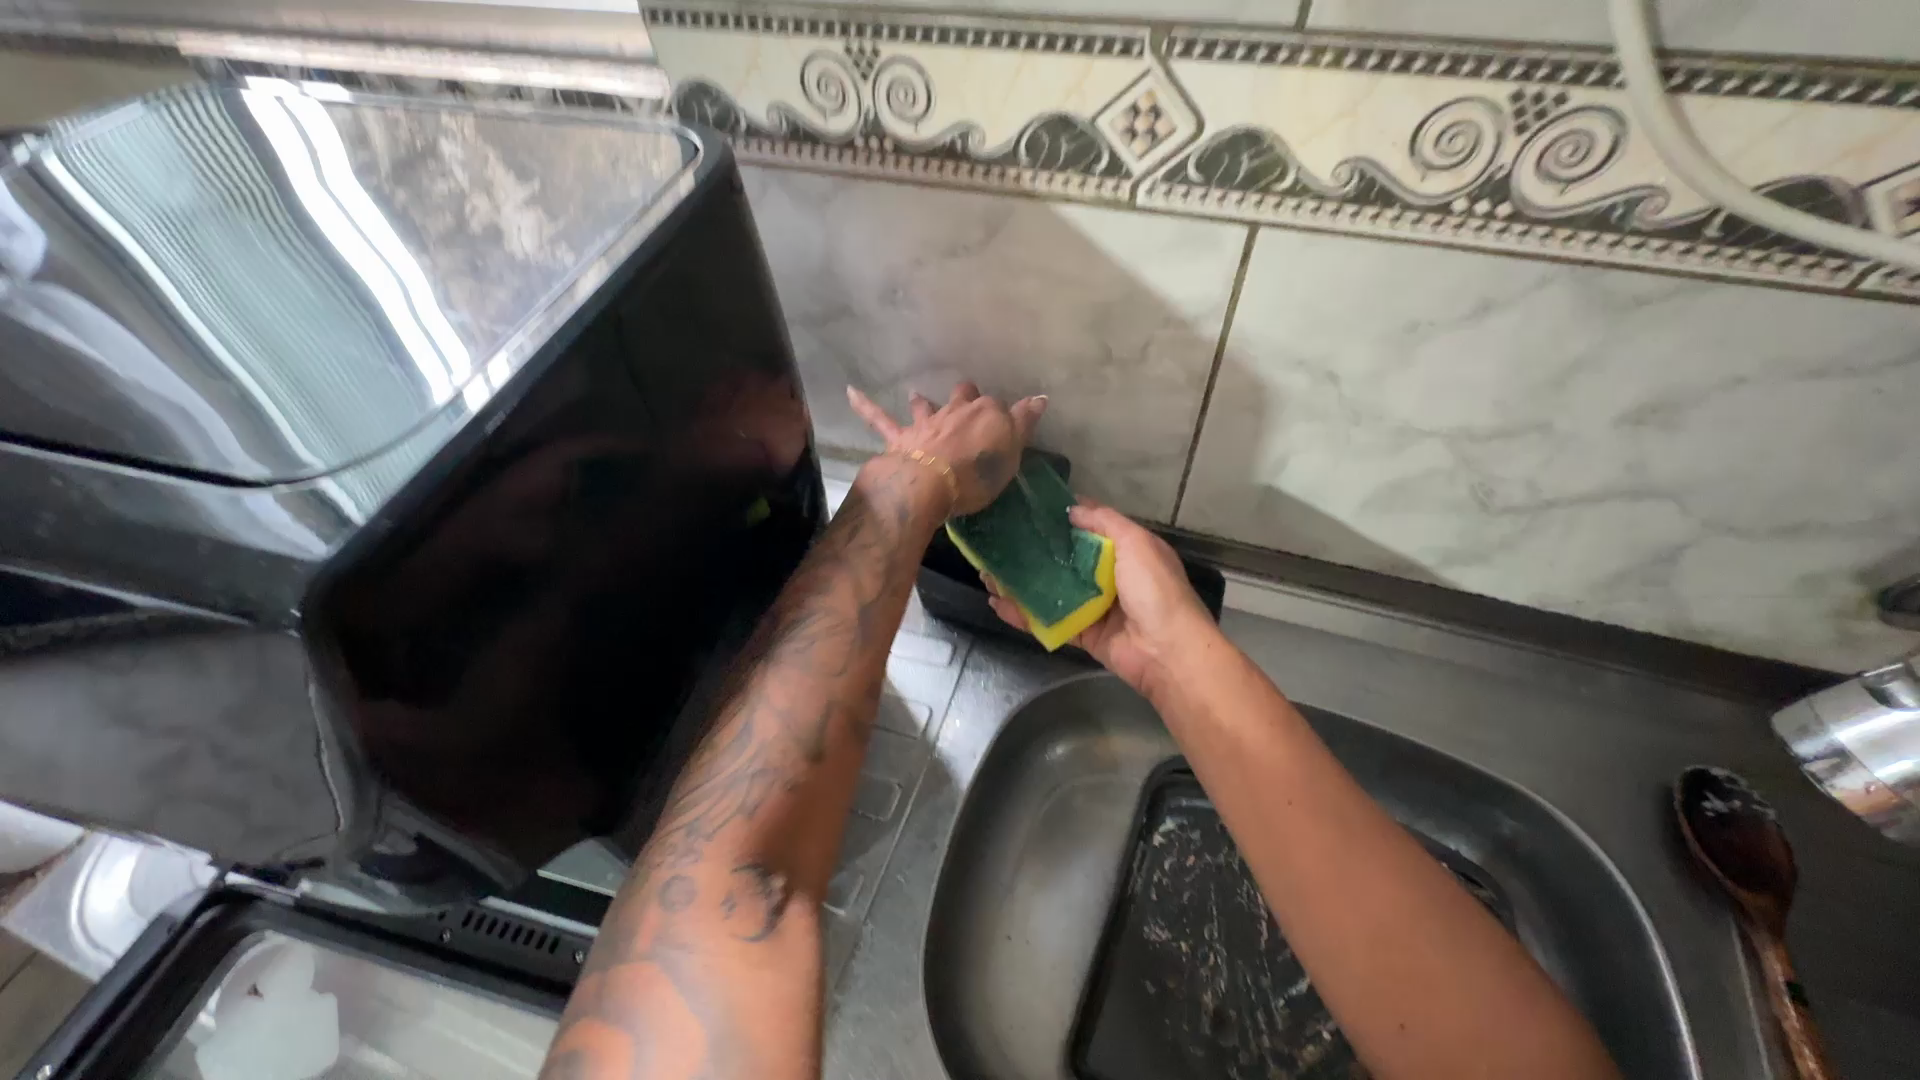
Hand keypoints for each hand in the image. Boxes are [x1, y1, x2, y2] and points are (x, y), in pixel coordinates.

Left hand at [847, 382, 1046, 514]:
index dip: (1003, 416)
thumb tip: (1040, 397)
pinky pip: (878, 418)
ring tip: (919, 396)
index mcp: (985, 413)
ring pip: (925, 406)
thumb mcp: (1012, 452)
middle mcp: (955, 411)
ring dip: (923, 402)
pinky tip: (850, 392)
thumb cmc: (977, 474)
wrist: (929, 484)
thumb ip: (1024, 422)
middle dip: (965, 398)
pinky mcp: (899, 437)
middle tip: (966, 401)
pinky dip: (864, 405)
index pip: (999, 408)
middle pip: (962, 398)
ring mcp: (926, 423)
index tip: (1007, 425)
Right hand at [984, 500, 1215, 699]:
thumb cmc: (1155, 590)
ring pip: (1051, 592)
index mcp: (1126, 551)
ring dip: (1021, 585)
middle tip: (998, 545)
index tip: (1028, 511)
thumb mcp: (1136, 542)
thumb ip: (1104, 522)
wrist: (1167, 651)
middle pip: (1064, 562)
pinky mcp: (1083, 634)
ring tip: (988, 575)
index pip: (1089, 530)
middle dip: (1032, 554)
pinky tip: (998, 604)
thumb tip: (1072, 508)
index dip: (1061, 520)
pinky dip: (1024, 615)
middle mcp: (1110, 577)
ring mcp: (1095, 607)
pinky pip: (1049, 622)